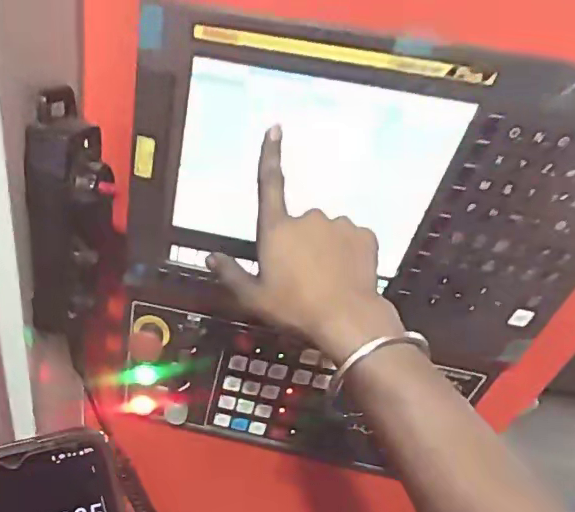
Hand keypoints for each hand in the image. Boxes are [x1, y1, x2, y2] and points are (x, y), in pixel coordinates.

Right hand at [208, 125, 406, 360]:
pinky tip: (346, 278)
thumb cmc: (295, 310)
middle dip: (300, 246)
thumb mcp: (255, 299)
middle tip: (302, 281)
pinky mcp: (364, 235)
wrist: (347, 319)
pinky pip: (351, 242)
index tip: (274, 129)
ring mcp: (339, 224)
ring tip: (326, 284)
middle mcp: (308, 218)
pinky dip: (348, 256)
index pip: (270, 183)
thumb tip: (211, 257)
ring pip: (327, 234)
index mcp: (277, 230)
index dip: (270, 155)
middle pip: (300, 226)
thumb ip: (232, 274)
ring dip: (325, 252)